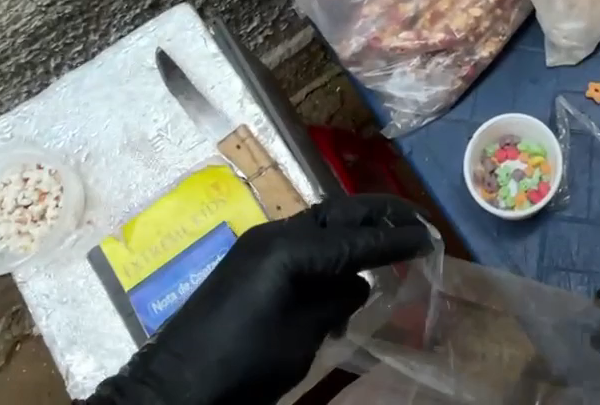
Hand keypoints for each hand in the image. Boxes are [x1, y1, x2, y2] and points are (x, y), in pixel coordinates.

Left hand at [86, 194, 432, 404]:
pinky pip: (302, 242)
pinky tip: (346, 270)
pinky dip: (330, 250)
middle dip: (381, 215)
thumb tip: (357, 284)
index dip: (396, 240)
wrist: (169, 392)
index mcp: (289, 249)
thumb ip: (336, 302)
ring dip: (356, 230)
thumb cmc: (241, 370)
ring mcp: (261, 244)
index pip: (356, 239)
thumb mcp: (300, 340)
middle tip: (417, 221)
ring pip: (322, 223)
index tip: (431, 236)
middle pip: (340, 212)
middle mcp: (276, 234)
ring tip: (390, 241)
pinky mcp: (251, 259)